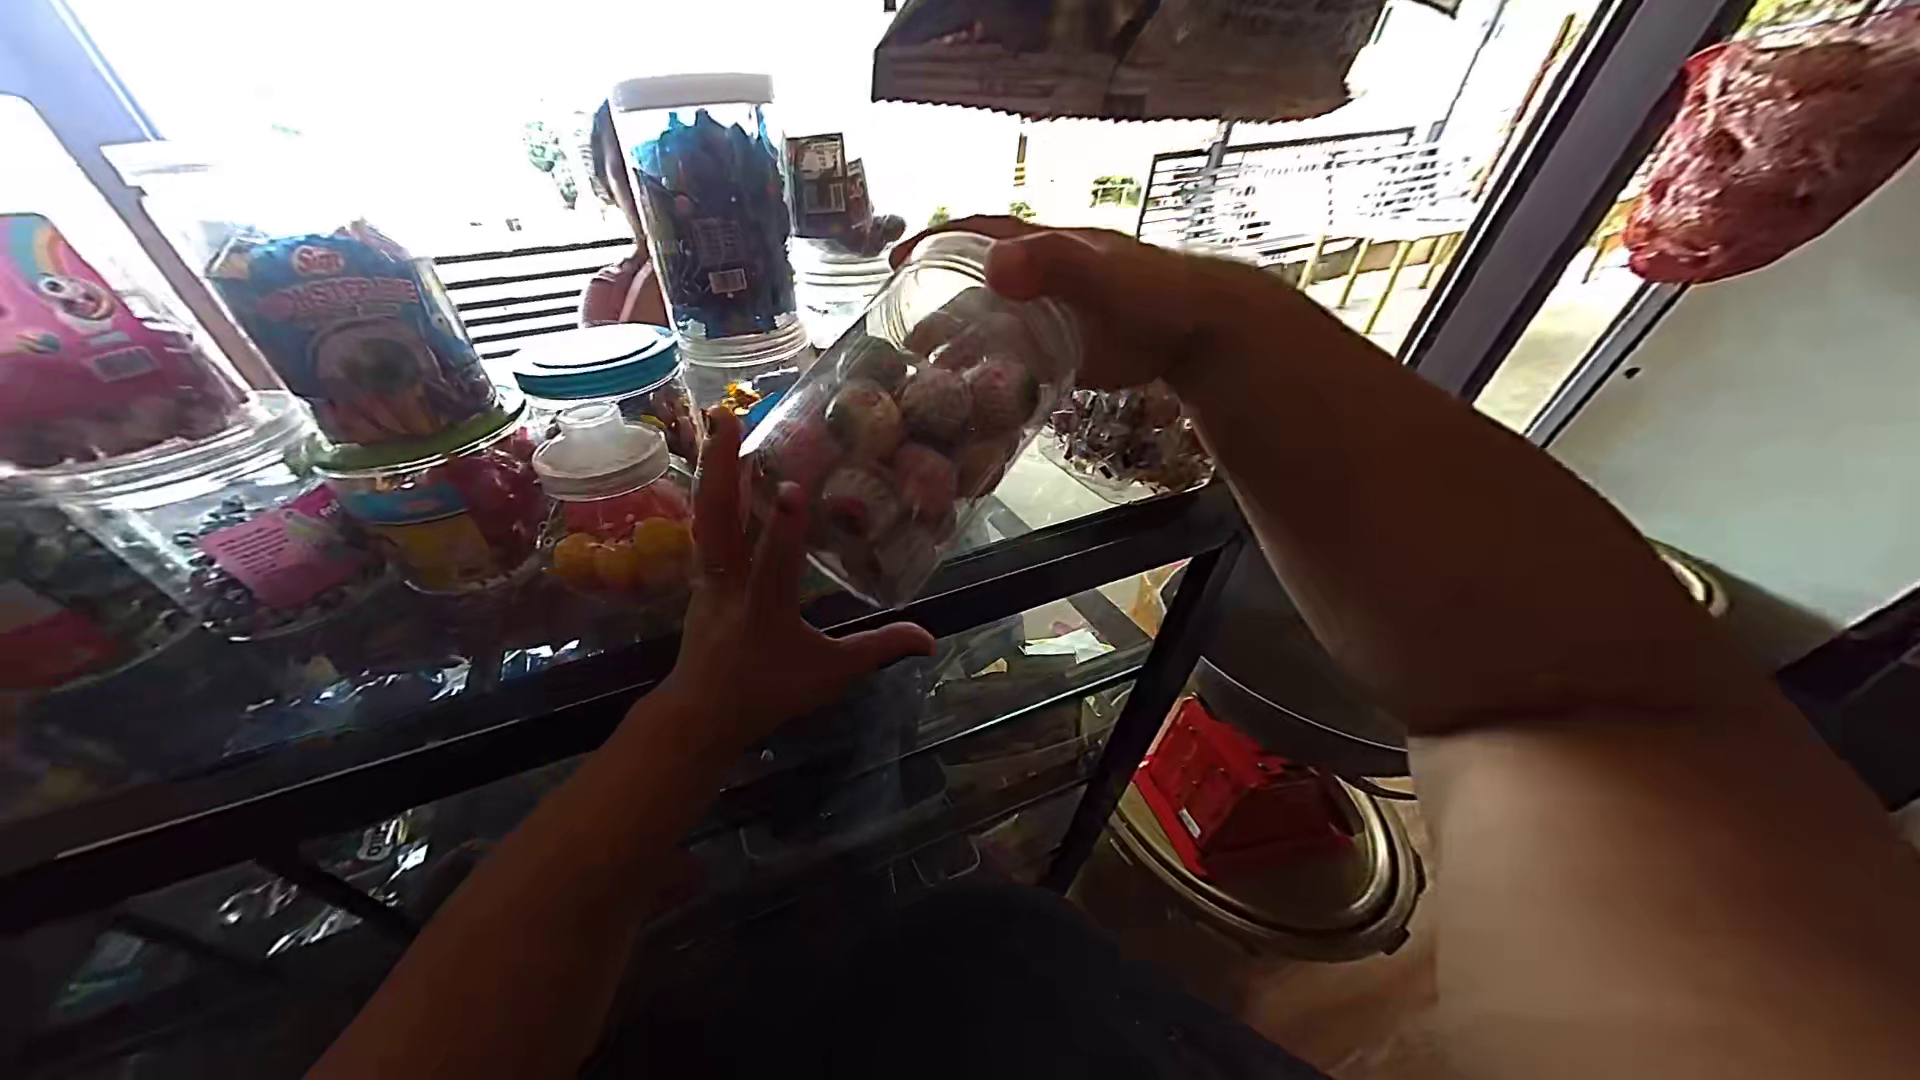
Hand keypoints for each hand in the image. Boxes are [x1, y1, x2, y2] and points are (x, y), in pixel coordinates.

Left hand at [653, 408, 935, 751]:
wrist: (702, 714)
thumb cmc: (768, 694)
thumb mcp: (831, 674)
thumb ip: (880, 650)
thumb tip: (930, 638)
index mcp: (763, 609)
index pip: (774, 566)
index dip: (786, 528)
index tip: (796, 486)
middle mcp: (728, 584)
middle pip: (716, 521)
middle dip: (721, 468)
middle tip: (727, 416)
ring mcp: (707, 577)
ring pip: (704, 516)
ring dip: (712, 469)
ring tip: (722, 424)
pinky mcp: (702, 576)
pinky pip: (705, 526)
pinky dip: (713, 492)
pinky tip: (723, 469)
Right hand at [891, 215, 1286, 389]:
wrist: (1195, 333)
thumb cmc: (1153, 295)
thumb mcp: (1104, 275)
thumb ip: (1057, 266)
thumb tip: (993, 265)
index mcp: (1043, 251)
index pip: (979, 236)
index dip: (936, 243)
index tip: (896, 262)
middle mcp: (1039, 280)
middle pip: (976, 283)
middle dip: (936, 298)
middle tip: (899, 329)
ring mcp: (1047, 317)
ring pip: (990, 322)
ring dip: (958, 338)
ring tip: (924, 367)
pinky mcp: (1059, 351)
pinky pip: (1012, 355)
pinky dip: (988, 367)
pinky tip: (970, 391)